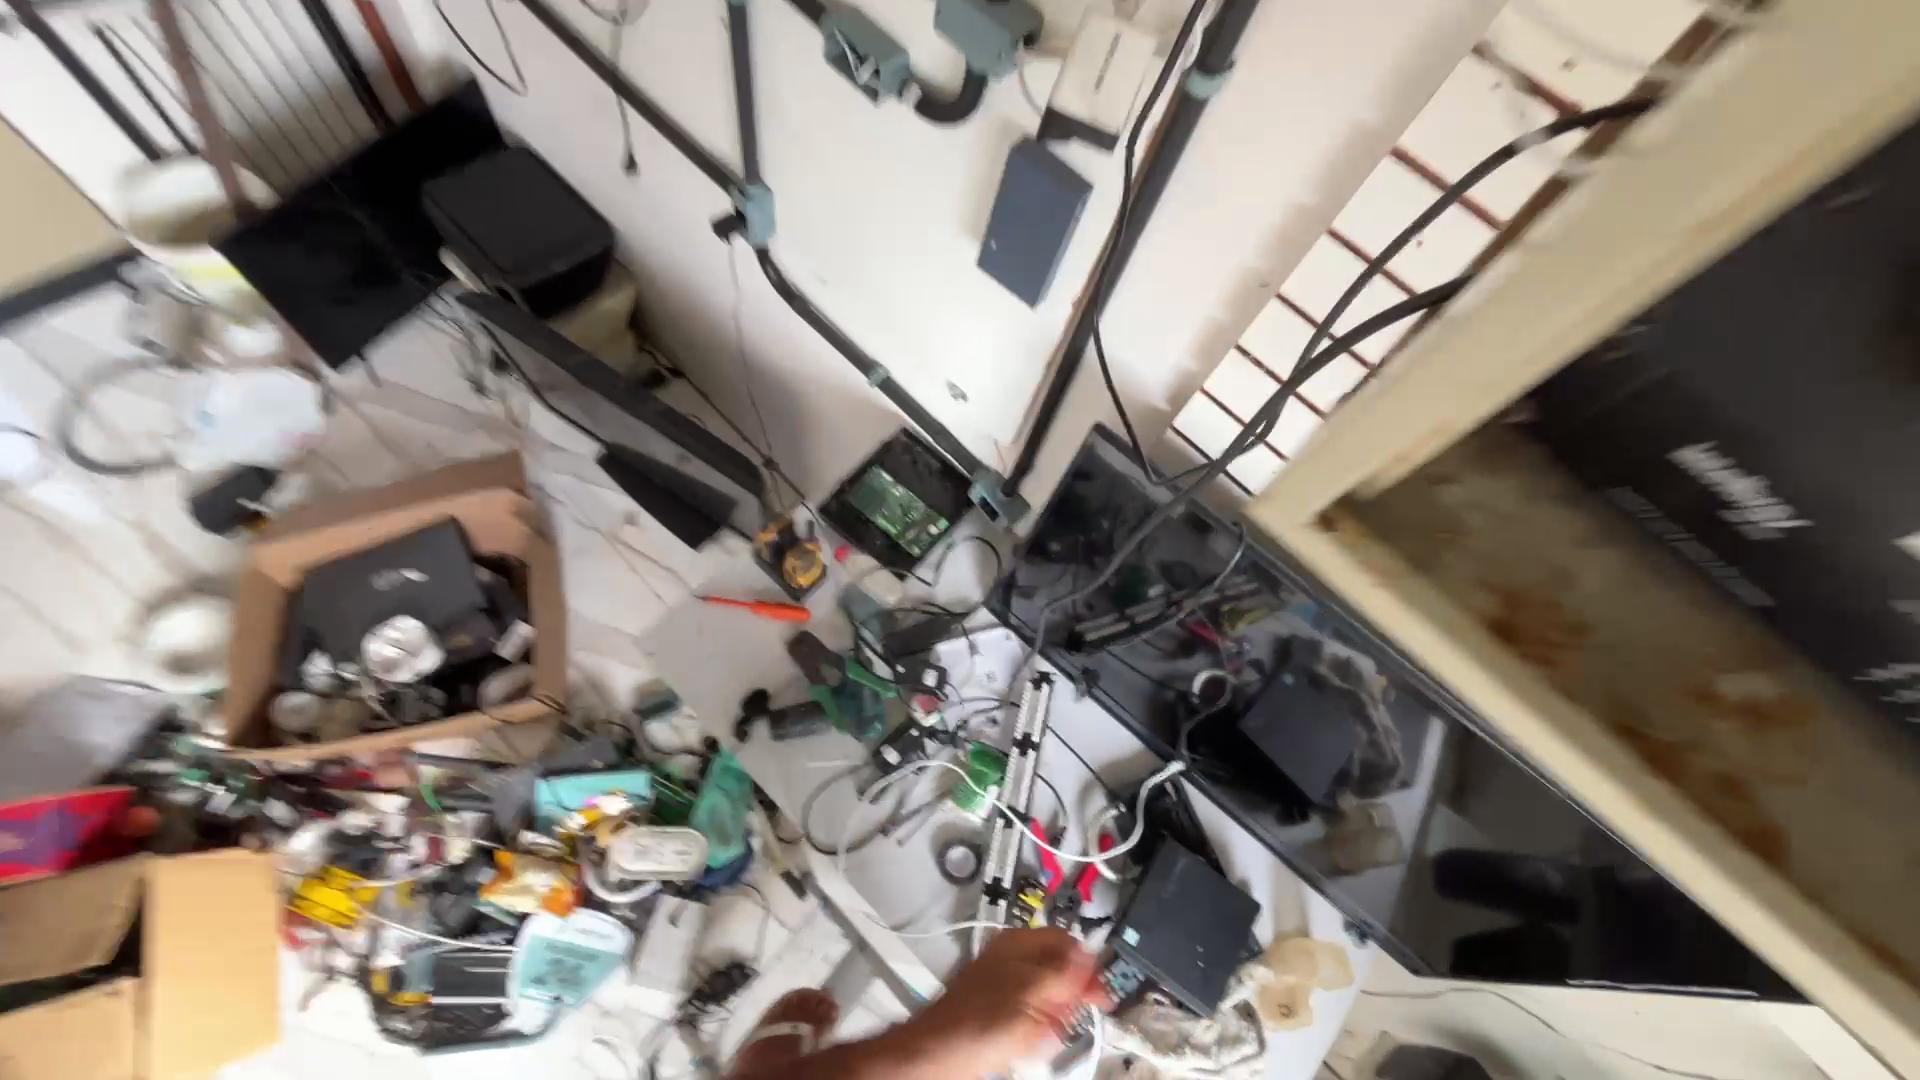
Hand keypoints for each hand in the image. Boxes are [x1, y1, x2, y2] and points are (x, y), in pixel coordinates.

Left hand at [897, 928, 1103, 1076]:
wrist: (938, 1054)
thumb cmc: (980, 1020)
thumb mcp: (1029, 992)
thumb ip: (1062, 973)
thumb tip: (1090, 955)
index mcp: (1018, 943)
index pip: (1065, 940)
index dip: (1086, 962)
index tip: (1102, 988)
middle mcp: (1013, 957)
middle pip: (1058, 968)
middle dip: (1069, 995)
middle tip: (1071, 1017)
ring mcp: (1006, 984)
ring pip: (1047, 996)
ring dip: (1053, 1016)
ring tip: (1045, 1033)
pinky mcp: (1000, 1010)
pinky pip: (1032, 1016)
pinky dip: (1038, 1029)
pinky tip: (1032, 1041)